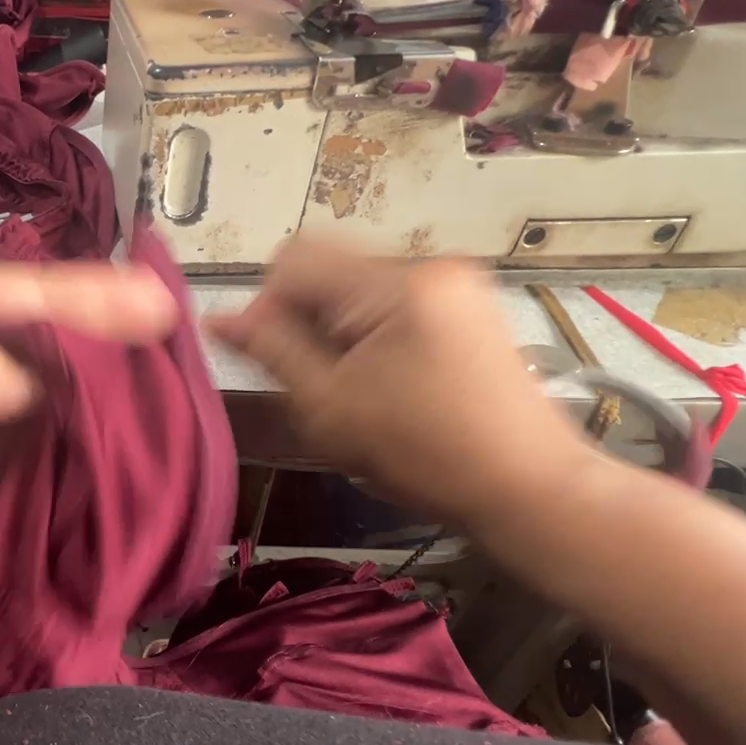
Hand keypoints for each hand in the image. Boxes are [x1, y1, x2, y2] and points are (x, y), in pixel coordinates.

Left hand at [0, 264, 178, 637]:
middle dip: (97, 349)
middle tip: (172, 351)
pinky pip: (14, 464)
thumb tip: (40, 390)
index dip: (86, 295)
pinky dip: (58, 463)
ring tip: (157, 406)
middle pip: (28, 346)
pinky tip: (105, 463)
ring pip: (28, 408)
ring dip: (84, 410)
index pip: (12, 291)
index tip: (157, 304)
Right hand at [205, 238, 586, 527]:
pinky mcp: (468, 308)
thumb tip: (218, 318)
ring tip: (347, 385)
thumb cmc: (422, 452)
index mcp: (396, 283)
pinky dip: (367, 334)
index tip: (267, 357)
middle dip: (302, 318)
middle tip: (307, 379)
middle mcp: (430, 265)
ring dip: (334, 329)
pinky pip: (390, 303)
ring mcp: (456, 284)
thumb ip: (271, 350)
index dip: (264, 303)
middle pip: (329, 268)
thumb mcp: (328, 404)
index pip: (295, 258)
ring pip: (356, 288)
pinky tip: (379, 380)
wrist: (528, 486)